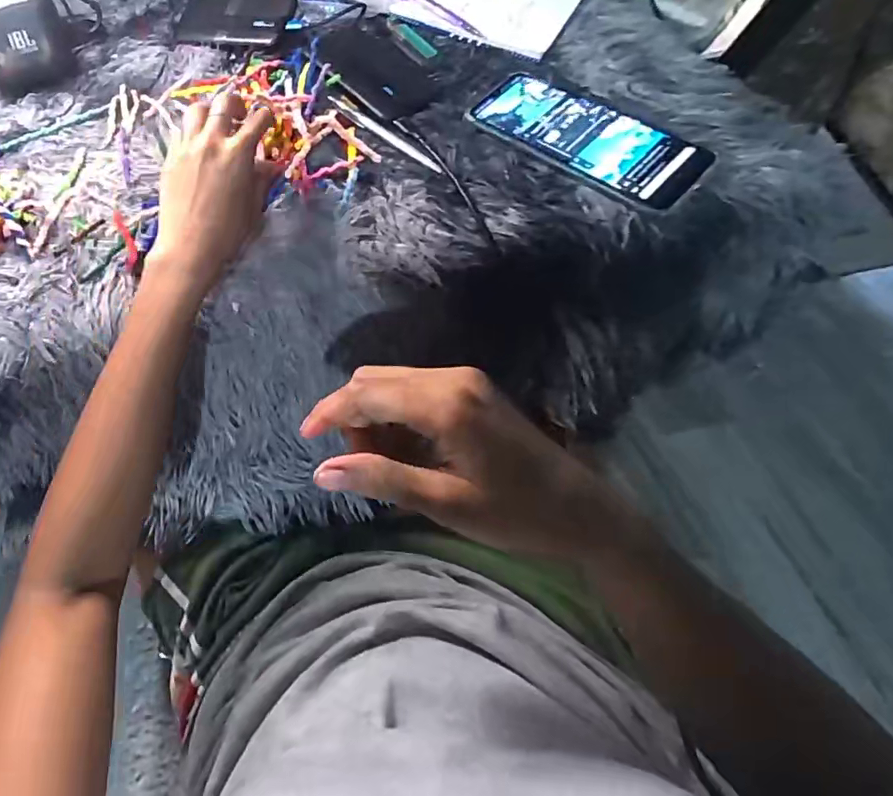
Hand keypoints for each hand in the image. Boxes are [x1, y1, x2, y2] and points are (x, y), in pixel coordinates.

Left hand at [146, 91, 280, 297]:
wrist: (188, 248)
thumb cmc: (227, 232)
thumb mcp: (254, 204)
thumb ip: (262, 178)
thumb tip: (271, 163)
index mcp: (239, 152)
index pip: (258, 117)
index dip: (267, 115)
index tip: (268, 120)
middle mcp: (212, 142)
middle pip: (225, 102)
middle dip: (237, 103)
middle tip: (241, 116)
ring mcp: (187, 147)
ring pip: (197, 109)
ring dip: (210, 111)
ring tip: (215, 125)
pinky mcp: (170, 158)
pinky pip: (180, 131)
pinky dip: (191, 131)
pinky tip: (197, 145)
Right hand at [301, 366, 657, 566]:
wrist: (585, 510)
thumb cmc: (518, 515)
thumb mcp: (446, 504)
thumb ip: (383, 480)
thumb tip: (321, 472)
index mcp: (445, 403)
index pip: (367, 393)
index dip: (330, 412)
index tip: (306, 437)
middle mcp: (451, 377)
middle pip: (374, 380)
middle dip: (352, 415)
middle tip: (357, 464)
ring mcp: (463, 377)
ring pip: (391, 381)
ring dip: (373, 415)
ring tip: (384, 462)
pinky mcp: (470, 386)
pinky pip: (412, 388)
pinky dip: (395, 413)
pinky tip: (406, 448)